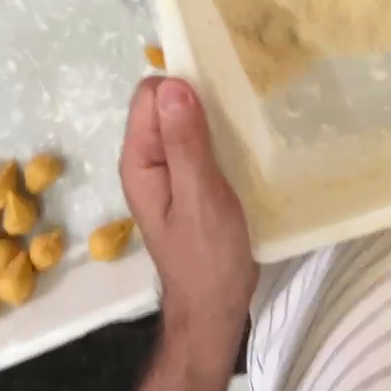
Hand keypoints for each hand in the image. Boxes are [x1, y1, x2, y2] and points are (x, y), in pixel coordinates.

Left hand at [119, 77, 256, 354]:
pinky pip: (200, 138)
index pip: (150, 95)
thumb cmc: (208, 256)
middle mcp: (149, 158)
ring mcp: (170, 168)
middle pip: (167, 102)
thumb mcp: (200, 197)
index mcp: (140, 159)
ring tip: (250, 111)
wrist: (216, 306)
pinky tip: (248, 135)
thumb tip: (175, 85)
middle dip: (200, 92)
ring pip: (185, 117)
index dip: (182, 83)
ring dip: (213, 111)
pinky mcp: (192, 177)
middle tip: (243, 98)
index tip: (223, 87)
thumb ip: (186, 143)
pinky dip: (220, 130)